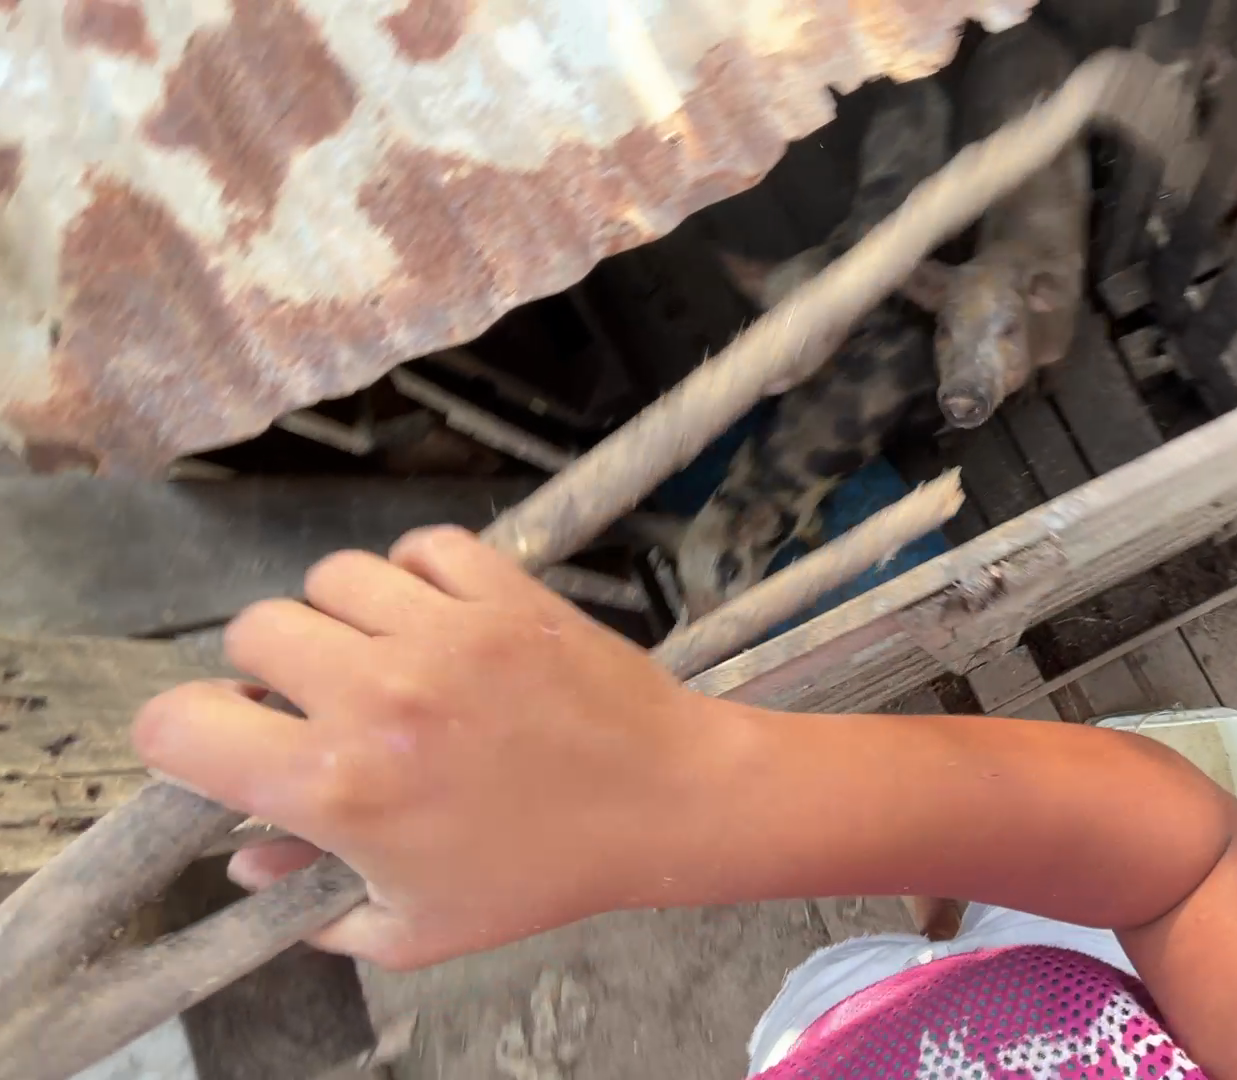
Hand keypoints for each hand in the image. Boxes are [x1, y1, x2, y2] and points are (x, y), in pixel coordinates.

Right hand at [133, 527, 747, 968]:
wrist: (667, 795)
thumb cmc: (551, 870)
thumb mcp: (417, 928)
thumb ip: (312, 900)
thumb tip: (251, 853)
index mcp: (336, 782)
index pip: (178, 723)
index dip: (194, 734)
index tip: (243, 743)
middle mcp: (381, 691)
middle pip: (258, 630)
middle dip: (277, 669)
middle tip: (334, 698)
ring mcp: (455, 631)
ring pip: (337, 575)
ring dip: (349, 611)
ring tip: (394, 648)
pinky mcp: (517, 596)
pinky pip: (433, 544)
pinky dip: (423, 567)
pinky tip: (447, 607)